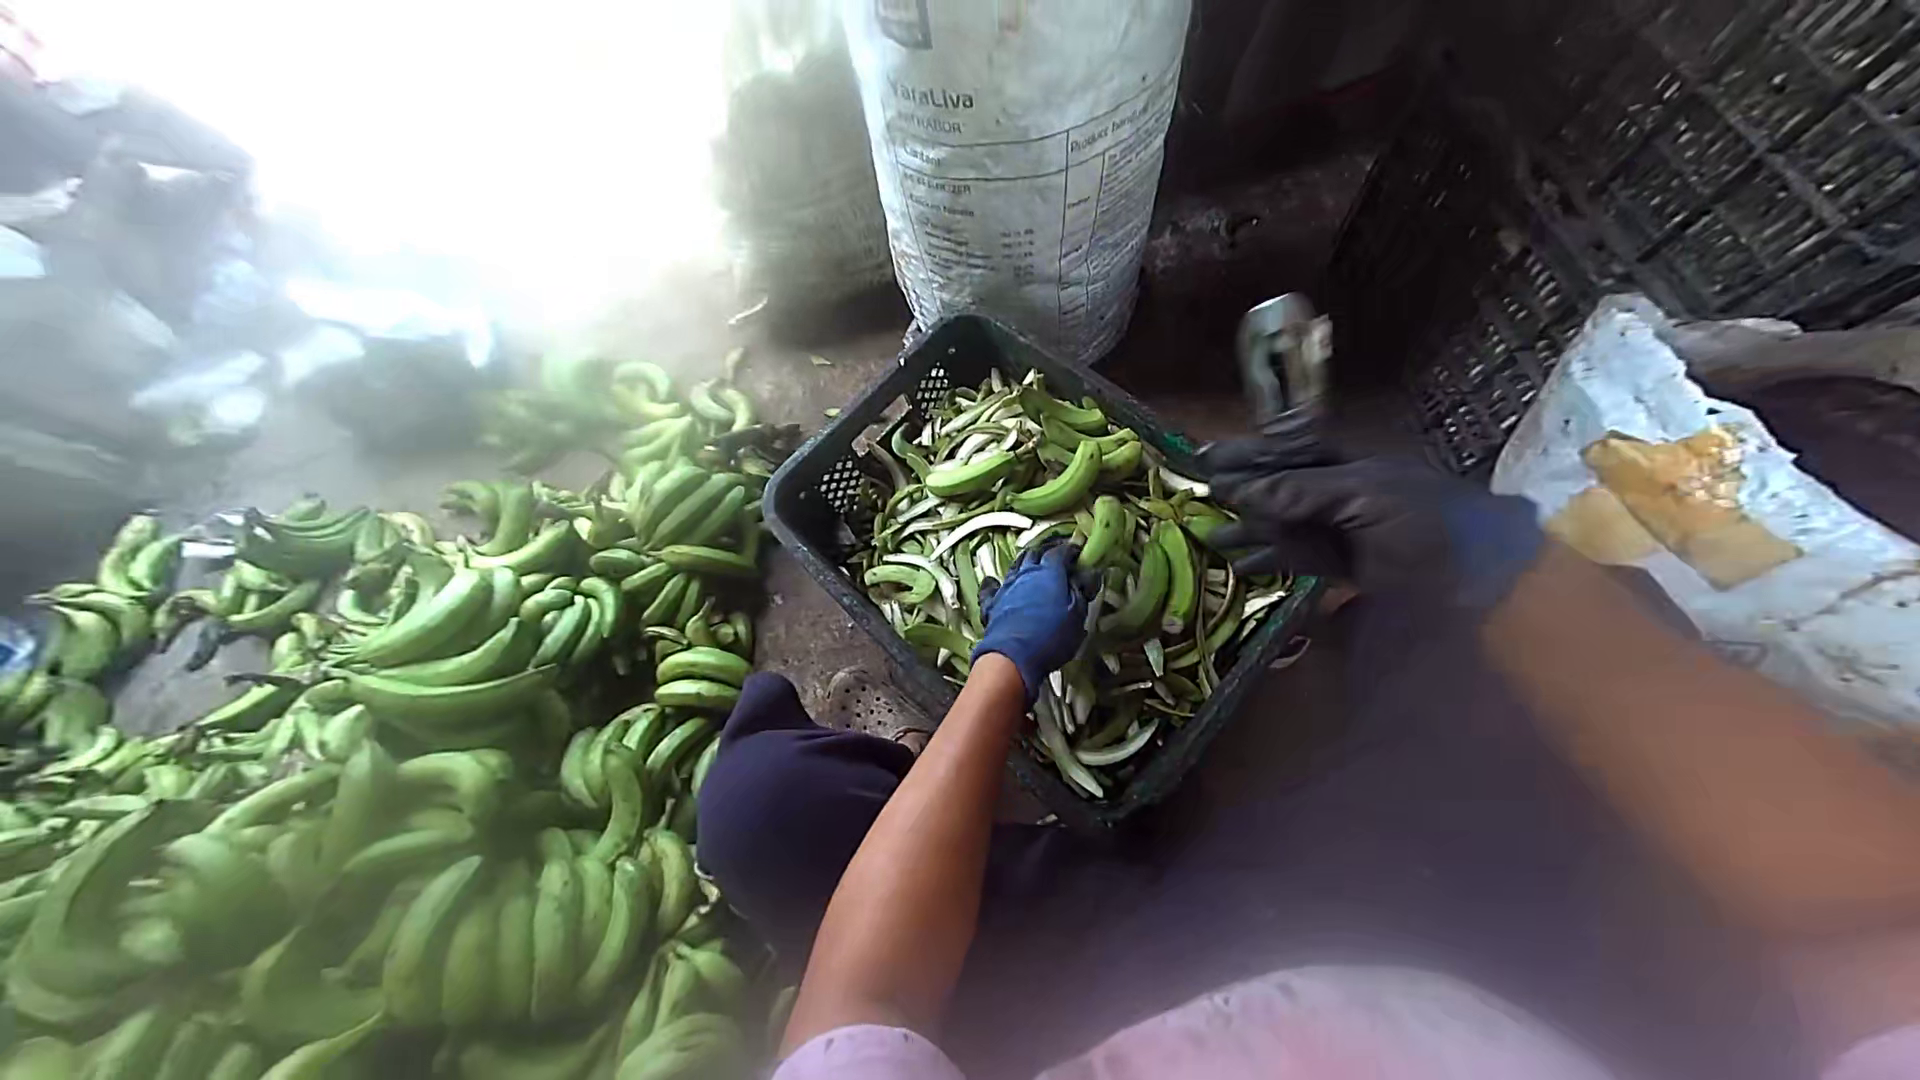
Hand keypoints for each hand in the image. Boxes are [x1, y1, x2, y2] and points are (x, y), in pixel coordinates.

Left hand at [970, 541, 1088, 704]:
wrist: (1012, 657)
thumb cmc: (1051, 636)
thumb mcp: (1077, 615)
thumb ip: (1082, 591)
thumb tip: (1089, 574)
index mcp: (1049, 572)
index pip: (1060, 552)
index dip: (1070, 550)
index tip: (1079, 554)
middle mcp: (1025, 573)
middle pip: (1034, 553)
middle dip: (1046, 551)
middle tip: (1056, 556)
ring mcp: (1006, 587)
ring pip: (1014, 566)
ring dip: (1024, 563)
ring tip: (1032, 566)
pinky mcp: (991, 603)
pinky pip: (992, 587)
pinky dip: (995, 583)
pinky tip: (994, 582)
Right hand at [1203, 441, 1543, 611]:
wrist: (1485, 577)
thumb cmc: (1429, 520)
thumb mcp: (1366, 494)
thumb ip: (1301, 491)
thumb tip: (1238, 490)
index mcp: (1348, 464)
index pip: (1285, 452)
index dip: (1246, 454)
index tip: (1205, 460)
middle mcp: (1340, 493)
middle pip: (1277, 490)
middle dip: (1238, 495)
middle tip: (1199, 502)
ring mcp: (1341, 530)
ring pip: (1282, 526)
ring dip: (1247, 532)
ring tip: (1211, 540)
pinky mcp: (1343, 565)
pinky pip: (1297, 558)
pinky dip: (1270, 562)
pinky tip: (1244, 568)